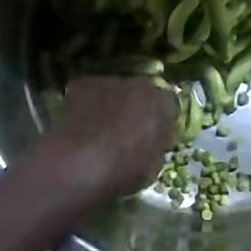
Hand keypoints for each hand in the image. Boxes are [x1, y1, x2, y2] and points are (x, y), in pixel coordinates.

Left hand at [28, 76, 175, 202]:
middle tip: (127, 129)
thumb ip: (158, 143)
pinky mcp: (84, 83)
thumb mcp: (154, 164)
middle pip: (142, 92)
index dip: (162, 120)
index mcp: (163, 102)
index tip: (154, 134)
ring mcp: (110, 81)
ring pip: (116, 90)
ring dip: (113, 103)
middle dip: (137, 106)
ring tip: (101, 127)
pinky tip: (82, 123)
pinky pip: (92, 92)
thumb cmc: (124, 170)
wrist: (81, 162)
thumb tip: (153, 138)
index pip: (169, 105)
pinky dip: (89, 103)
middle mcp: (139, 83)